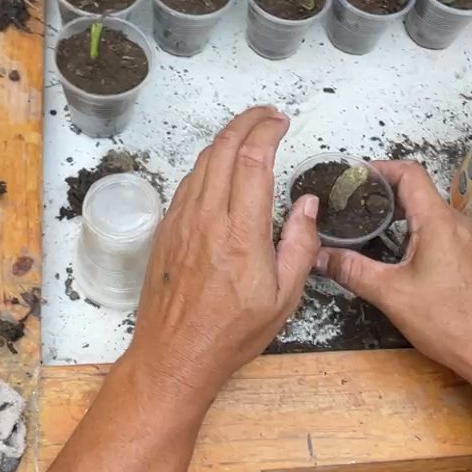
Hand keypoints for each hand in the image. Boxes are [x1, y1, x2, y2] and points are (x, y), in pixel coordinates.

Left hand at [125, 106, 319, 398]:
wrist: (175, 355)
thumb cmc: (230, 333)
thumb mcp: (284, 298)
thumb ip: (300, 245)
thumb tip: (306, 205)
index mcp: (242, 233)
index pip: (254, 159)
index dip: (268, 131)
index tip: (282, 122)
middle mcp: (207, 218)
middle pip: (224, 148)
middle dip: (248, 121)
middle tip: (268, 116)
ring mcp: (181, 221)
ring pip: (202, 162)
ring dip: (226, 139)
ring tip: (248, 135)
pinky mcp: (166, 230)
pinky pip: (187, 183)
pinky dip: (207, 164)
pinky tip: (221, 169)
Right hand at [316, 161, 471, 385]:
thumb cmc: (451, 321)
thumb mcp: (391, 294)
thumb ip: (352, 271)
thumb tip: (320, 257)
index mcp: (438, 221)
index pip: (409, 173)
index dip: (380, 167)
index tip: (355, 175)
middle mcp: (457, 224)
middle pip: (419, 190)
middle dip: (385, 191)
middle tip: (354, 201)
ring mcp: (467, 241)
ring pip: (430, 211)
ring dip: (401, 212)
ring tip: (371, 223)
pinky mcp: (470, 258)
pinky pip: (441, 230)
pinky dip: (416, 230)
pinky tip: (398, 251)